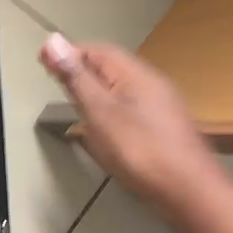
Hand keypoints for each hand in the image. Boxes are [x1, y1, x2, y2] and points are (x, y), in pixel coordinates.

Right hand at [39, 34, 224, 212]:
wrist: (191, 193)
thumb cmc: (139, 149)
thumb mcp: (99, 111)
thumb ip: (75, 77)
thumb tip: (52, 39)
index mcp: (136, 75)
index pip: (96, 49)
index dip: (67, 53)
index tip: (42, 66)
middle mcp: (152, 83)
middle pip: (109, 66)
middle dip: (79, 71)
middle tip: (55, 87)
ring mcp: (161, 105)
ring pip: (118, 86)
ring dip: (92, 90)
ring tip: (73, 107)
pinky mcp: (163, 125)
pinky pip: (128, 104)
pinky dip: (107, 107)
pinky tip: (101, 127)